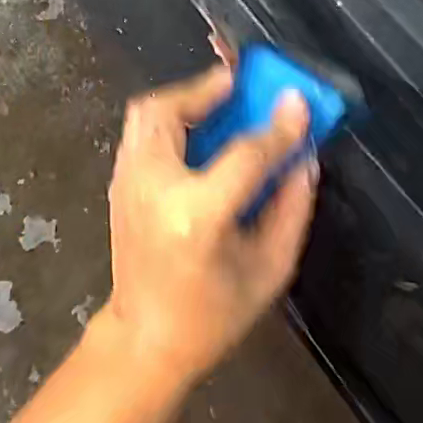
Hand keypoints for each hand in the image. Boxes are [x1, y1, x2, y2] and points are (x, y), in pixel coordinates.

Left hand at [96, 66, 317, 386]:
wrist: (145, 340)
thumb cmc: (213, 315)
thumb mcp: (269, 269)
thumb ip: (291, 207)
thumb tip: (304, 154)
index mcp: (195, 215)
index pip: (242, 154)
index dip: (276, 126)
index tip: (297, 100)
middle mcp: (151, 187)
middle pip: (169, 111)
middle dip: (206, 88)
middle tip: (238, 82)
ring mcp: (126, 182)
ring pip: (146, 111)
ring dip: (184, 96)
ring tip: (219, 96)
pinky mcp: (118, 182)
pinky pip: (141, 129)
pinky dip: (169, 115)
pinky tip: (197, 126)